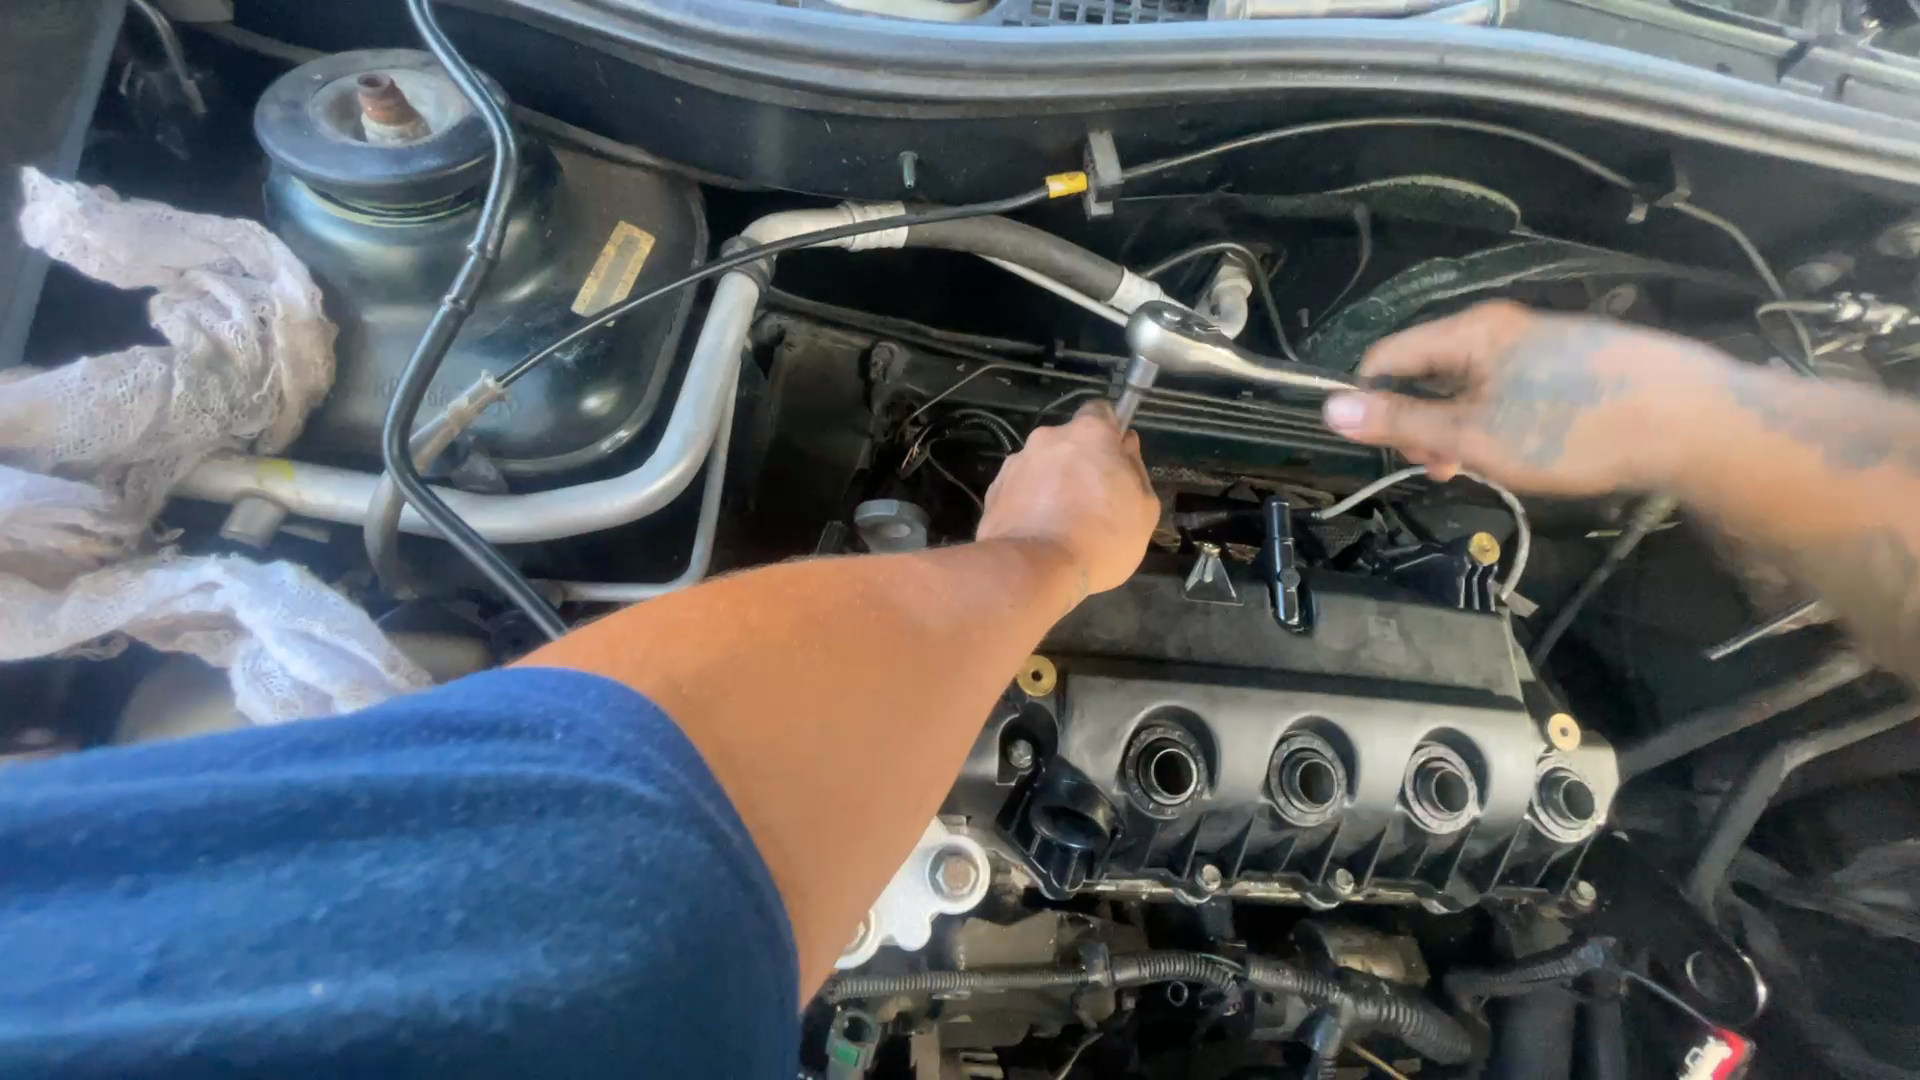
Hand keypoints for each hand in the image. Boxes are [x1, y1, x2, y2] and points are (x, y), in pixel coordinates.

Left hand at [977, 401, 1159, 595]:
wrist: (1034, 569)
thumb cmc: (1102, 537)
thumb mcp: (1143, 508)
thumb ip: (1135, 469)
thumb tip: (1126, 445)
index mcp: (1089, 433)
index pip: (1100, 412)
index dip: (1109, 433)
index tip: (1113, 460)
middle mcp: (1047, 438)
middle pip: (1067, 442)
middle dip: (1077, 463)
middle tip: (1090, 501)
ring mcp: (1016, 463)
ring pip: (1041, 466)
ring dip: (1050, 484)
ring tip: (1059, 523)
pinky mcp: (993, 490)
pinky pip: (1019, 489)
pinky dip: (1028, 503)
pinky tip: (1036, 532)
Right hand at [1321, 301, 1732, 495]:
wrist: (1703, 426)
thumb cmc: (1571, 430)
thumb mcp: (1469, 435)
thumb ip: (1397, 422)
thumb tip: (1327, 408)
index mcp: (1470, 333)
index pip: (1384, 359)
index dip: (1370, 404)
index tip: (1388, 449)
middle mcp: (1502, 328)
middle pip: (1426, 375)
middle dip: (1420, 424)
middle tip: (1442, 468)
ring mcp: (1541, 343)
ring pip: (1467, 387)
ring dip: (1457, 429)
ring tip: (1483, 466)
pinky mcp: (1574, 362)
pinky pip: (1507, 390)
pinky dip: (1496, 421)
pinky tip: (1524, 450)